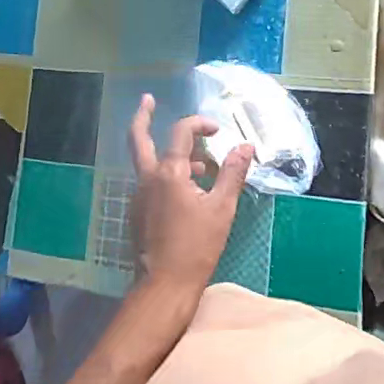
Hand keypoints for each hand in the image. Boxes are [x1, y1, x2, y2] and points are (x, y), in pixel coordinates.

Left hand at [127, 95, 252, 293]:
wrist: (164, 284)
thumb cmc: (197, 246)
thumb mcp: (222, 208)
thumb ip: (232, 173)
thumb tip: (246, 146)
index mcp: (168, 172)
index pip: (181, 133)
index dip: (199, 124)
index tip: (217, 131)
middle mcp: (147, 178)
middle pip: (138, 138)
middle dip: (142, 116)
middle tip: (147, 100)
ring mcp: (138, 195)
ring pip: (147, 162)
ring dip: (167, 153)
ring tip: (197, 161)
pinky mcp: (137, 211)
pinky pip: (150, 182)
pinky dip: (166, 175)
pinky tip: (188, 190)